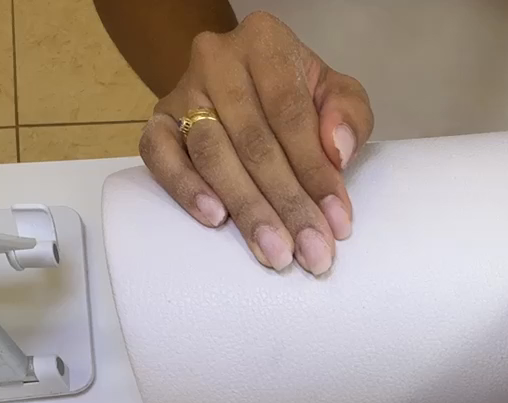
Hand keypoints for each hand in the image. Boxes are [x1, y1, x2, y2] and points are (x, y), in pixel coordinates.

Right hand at [140, 11, 372, 273]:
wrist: (247, 89)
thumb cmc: (299, 99)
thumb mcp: (336, 95)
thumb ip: (349, 114)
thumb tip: (337, 148)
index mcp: (265, 44)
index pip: (292, 115)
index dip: (316, 173)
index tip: (338, 224)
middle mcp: (218, 61)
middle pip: (255, 143)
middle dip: (288, 205)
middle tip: (311, 253)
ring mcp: (182, 92)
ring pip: (213, 155)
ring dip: (247, 210)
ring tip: (274, 253)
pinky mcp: (158, 122)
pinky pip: (159, 154)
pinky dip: (185, 187)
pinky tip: (214, 219)